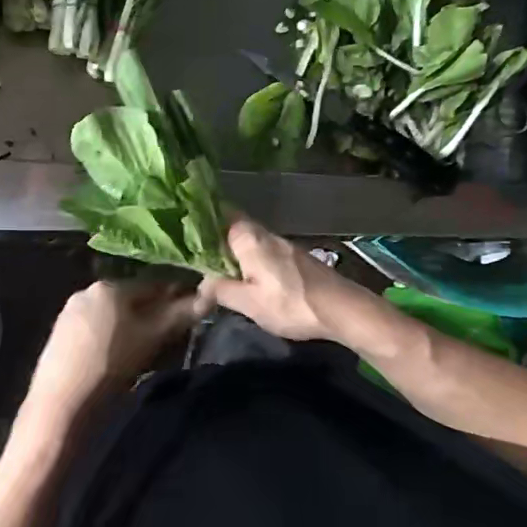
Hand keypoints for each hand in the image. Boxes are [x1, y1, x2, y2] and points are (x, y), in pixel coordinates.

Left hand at [28, 280, 207, 407]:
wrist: (61, 403)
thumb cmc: (112, 364)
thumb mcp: (152, 338)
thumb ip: (180, 314)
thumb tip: (209, 296)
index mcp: (111, 285)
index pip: (155, 282)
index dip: (178, 294)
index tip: (193, 309)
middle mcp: (88, 290)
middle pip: (133, 297)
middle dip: (155, 310)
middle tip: (172, 333)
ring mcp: (71, 311)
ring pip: (115, 312)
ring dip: (134, 323)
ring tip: (147, 347)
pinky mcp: (60, 333)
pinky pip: (97, 325)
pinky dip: (113, 333)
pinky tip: (118, 354)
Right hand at [201, 220, 369, 341]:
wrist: (341, 309)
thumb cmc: (290, 304)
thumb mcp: (248, 303)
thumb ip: (221, 290)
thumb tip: (201, 286)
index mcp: (250, 239)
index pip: (221, 216)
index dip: (203, 222)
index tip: (185, 232)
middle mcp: (267, 235)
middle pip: (236, 229)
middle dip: (217, 242)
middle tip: (198, 259)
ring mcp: (285, 246)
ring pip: (252, 243)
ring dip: (236, 254)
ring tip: (219, 273)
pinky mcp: (298, 260)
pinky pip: (266, 254)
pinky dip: (254, 262)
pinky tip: (250, 280)